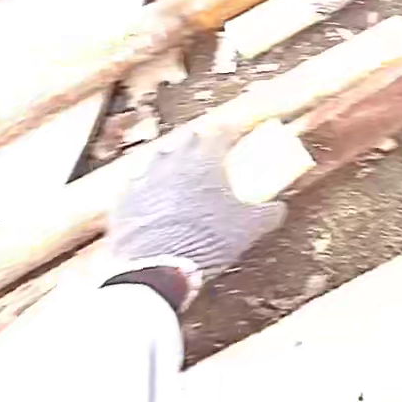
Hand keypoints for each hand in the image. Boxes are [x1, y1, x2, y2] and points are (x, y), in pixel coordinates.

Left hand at [105, 127, 284, 306]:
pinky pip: (135, 186)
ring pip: (158, 160)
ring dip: (170, 160)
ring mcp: (144, 181)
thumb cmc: (209, 238)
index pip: (221, 134)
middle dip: (199, 142)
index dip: (231, 131)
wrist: (156, 270)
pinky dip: (146, 186)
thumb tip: (280, 208)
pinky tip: (151, 195)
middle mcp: (174, 163)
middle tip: (208, 148)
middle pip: (186, 142)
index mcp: (206, 161)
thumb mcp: (250, 227)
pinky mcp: (122, 204)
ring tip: (177, 168)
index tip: (237, 132)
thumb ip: (268, 212)